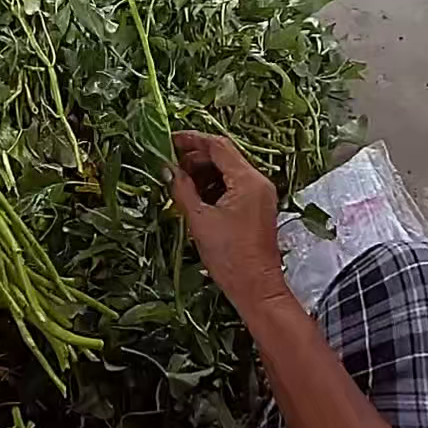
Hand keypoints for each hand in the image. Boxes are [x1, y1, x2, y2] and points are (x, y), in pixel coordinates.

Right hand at [168, 130, 289, 311]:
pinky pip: (234, 185)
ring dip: (203, 173)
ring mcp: (260, 193)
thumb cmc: (230, 256)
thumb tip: (167, 169)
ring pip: (228, 170)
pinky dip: (214, 186)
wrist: (256, 287)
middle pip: (224, 156)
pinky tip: (195, 196)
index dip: (192, 140)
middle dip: (196, 158)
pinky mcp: (257, 206)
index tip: (170, 140)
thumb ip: (182, 189)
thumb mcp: (200, 220)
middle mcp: (258, 181)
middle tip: (170, 166)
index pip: (218, 146)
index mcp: (247, 180)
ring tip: (179, 183)